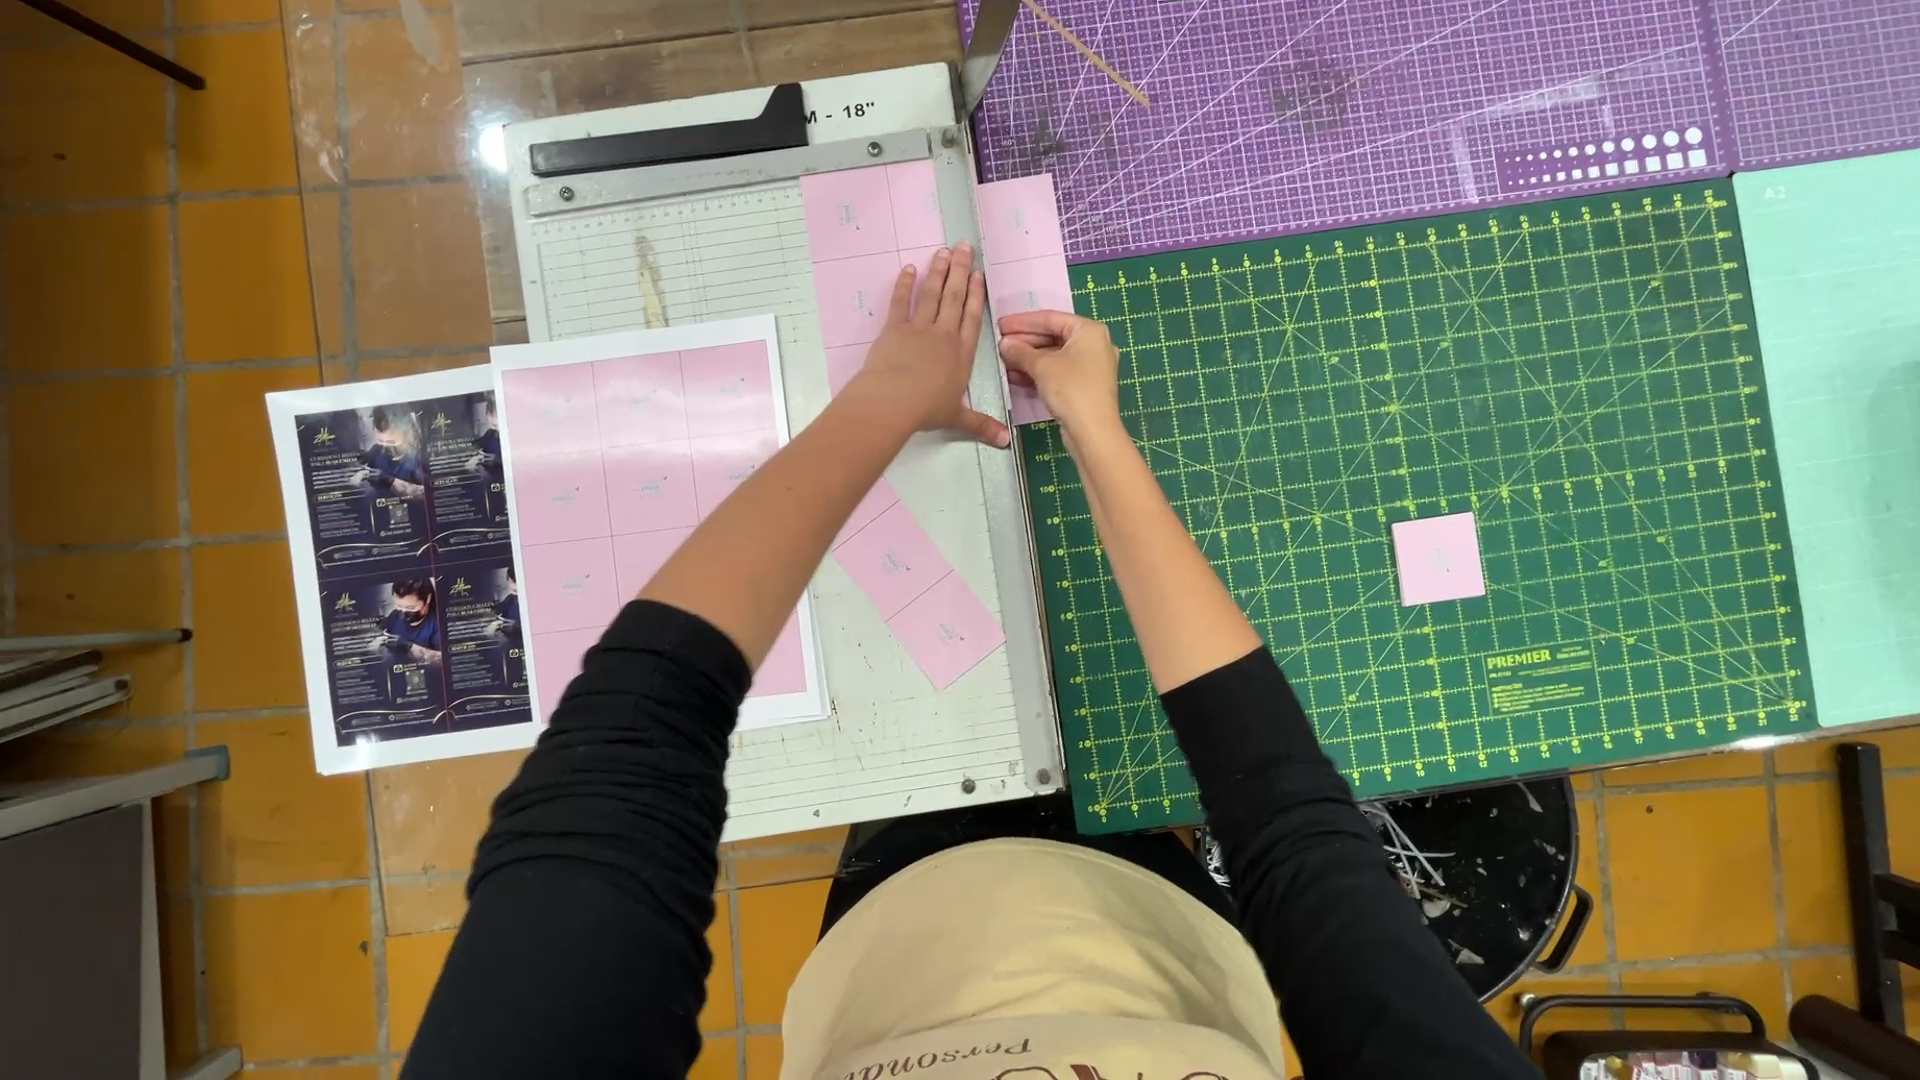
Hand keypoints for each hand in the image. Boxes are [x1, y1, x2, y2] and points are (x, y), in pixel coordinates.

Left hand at [847, 243, 1009, 448]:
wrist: (893, 401)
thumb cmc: (927, 410)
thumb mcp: (958, 418)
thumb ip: (981, 425)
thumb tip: (1006, 442)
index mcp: (961, 355)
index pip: (973, 319)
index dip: (977, 296)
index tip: (979, 276)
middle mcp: (944, 336)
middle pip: (955, 298)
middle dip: (961, 272)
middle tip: (964, 247)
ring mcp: (919, 329)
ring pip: (932, 295)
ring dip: (938, 272)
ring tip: (943, 251)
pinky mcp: (894, 329)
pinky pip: (901, 303)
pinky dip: (904, 285)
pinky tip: (908, 269)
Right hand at [998, 310, 1123, 439]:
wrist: (1093, 431)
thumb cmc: (1071, 389)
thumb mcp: (1041, 366)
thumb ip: (1021, 352)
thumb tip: (1005, 344)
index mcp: (1089, 330)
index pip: (1051, 318)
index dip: (1022, 322)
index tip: (1001, 325)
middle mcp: (1094, 344)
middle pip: (1053, 337)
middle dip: (1025, 342)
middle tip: (1001, 344)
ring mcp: (1092, 367)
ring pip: (1055, 356)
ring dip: (1029, 359)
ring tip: (1005, 361)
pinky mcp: (1086, 386)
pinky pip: (1059, 372)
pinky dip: (1039, 373)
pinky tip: (1016, 377)